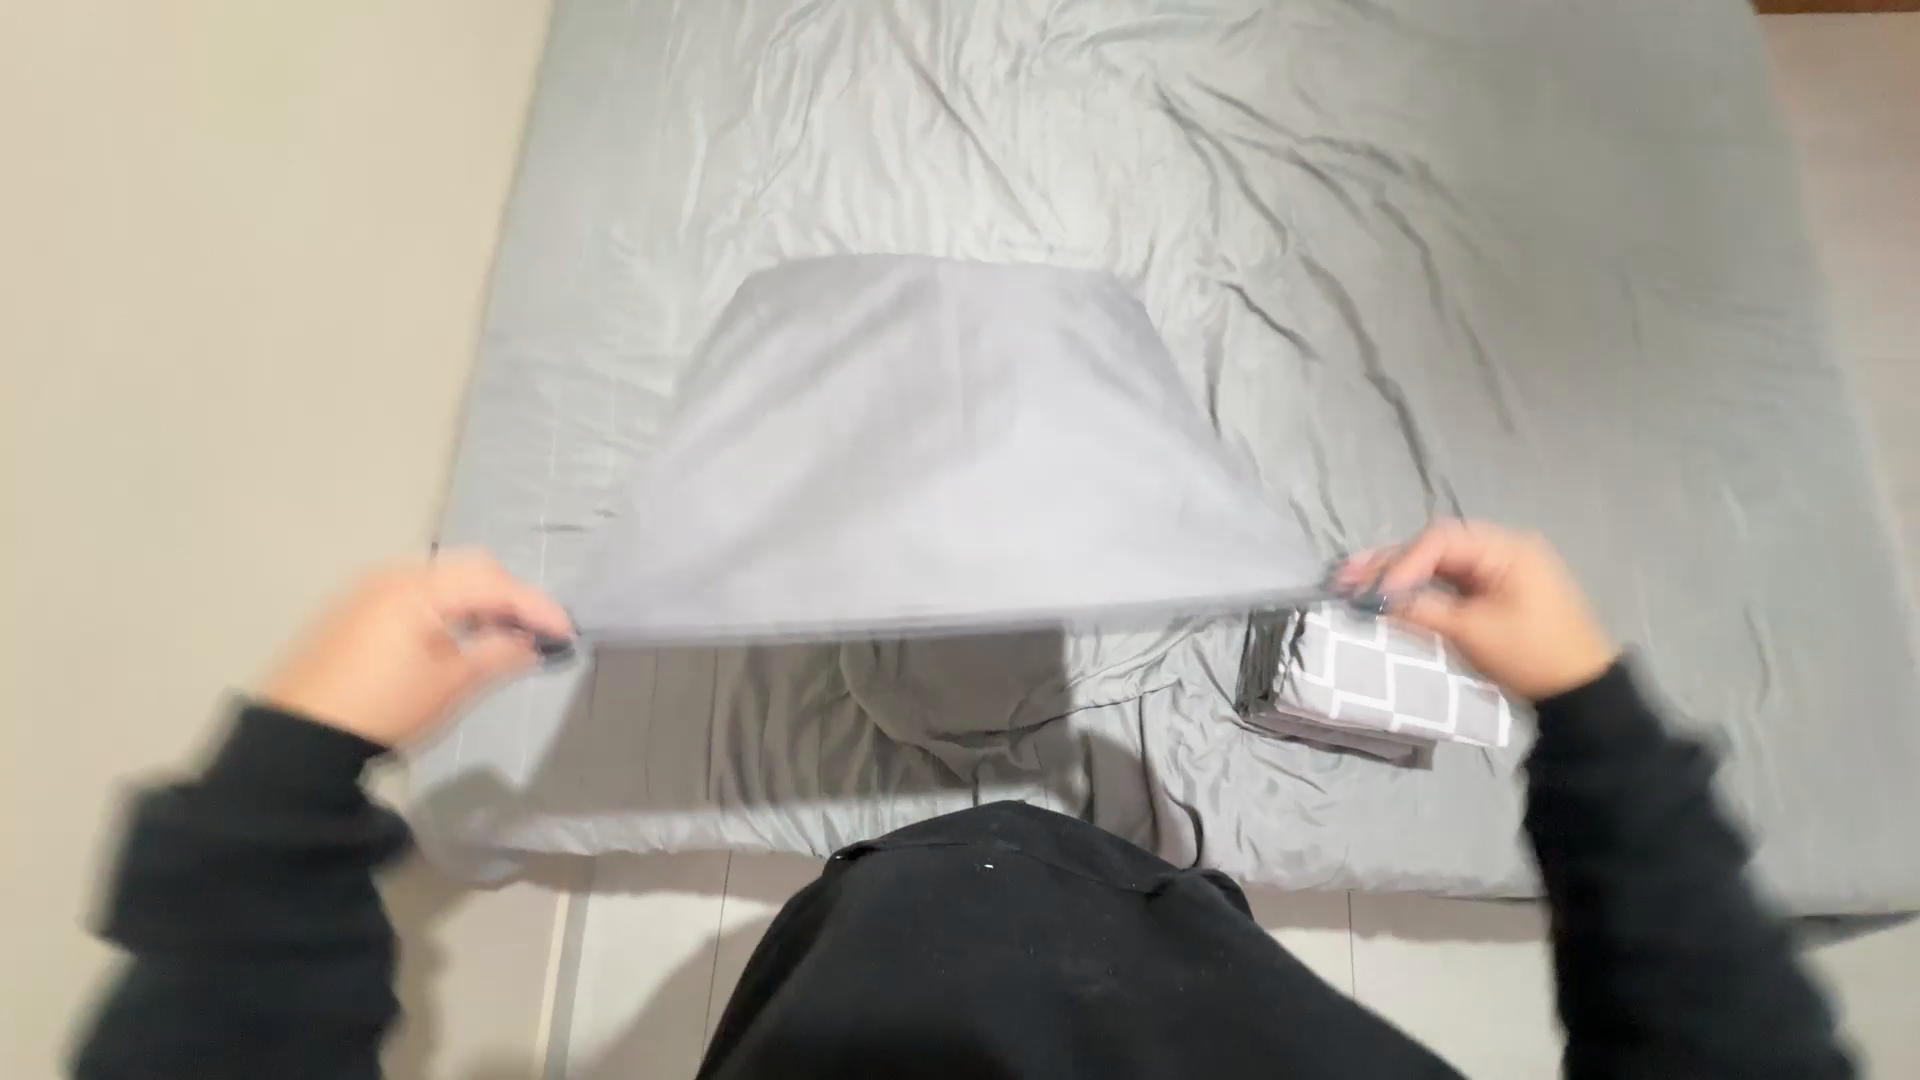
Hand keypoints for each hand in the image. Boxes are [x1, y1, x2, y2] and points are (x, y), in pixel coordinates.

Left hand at [257, 550, 572, 746]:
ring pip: (449, 576)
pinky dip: (453, 603)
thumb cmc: (383, 708)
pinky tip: (463, 633)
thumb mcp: (453, 684)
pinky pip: (424, 589)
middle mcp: (397, 576)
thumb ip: (502, 654)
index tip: (567, 633)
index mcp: (420, 591)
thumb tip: (536, 643)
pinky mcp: (361, 605)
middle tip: (534, 631)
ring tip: (503, 633)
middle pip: (475, 568)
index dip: (538, 608)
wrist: (294, 740)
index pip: (497, 586)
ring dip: (483, 598)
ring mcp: (374, 587)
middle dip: (512, 596)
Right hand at [1338, 520, 1618, 701]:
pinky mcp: (1486, 588)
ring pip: (1432, 561)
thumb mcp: (1472, 631)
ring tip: (1351, 580)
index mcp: (1506, 549)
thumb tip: (1373, 601)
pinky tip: (1383, 590)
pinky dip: (1412, 584)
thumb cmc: (1531, 654)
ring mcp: (1493, 568)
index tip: (1376, 590)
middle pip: (1431, 547)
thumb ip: (1421, 609)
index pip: (1440, 542)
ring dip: (1393, 571)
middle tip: (1345, 576)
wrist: (1580, 690)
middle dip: (1387, 562)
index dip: (1402, 562)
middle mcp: (1498, 549)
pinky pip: (1442, 577)